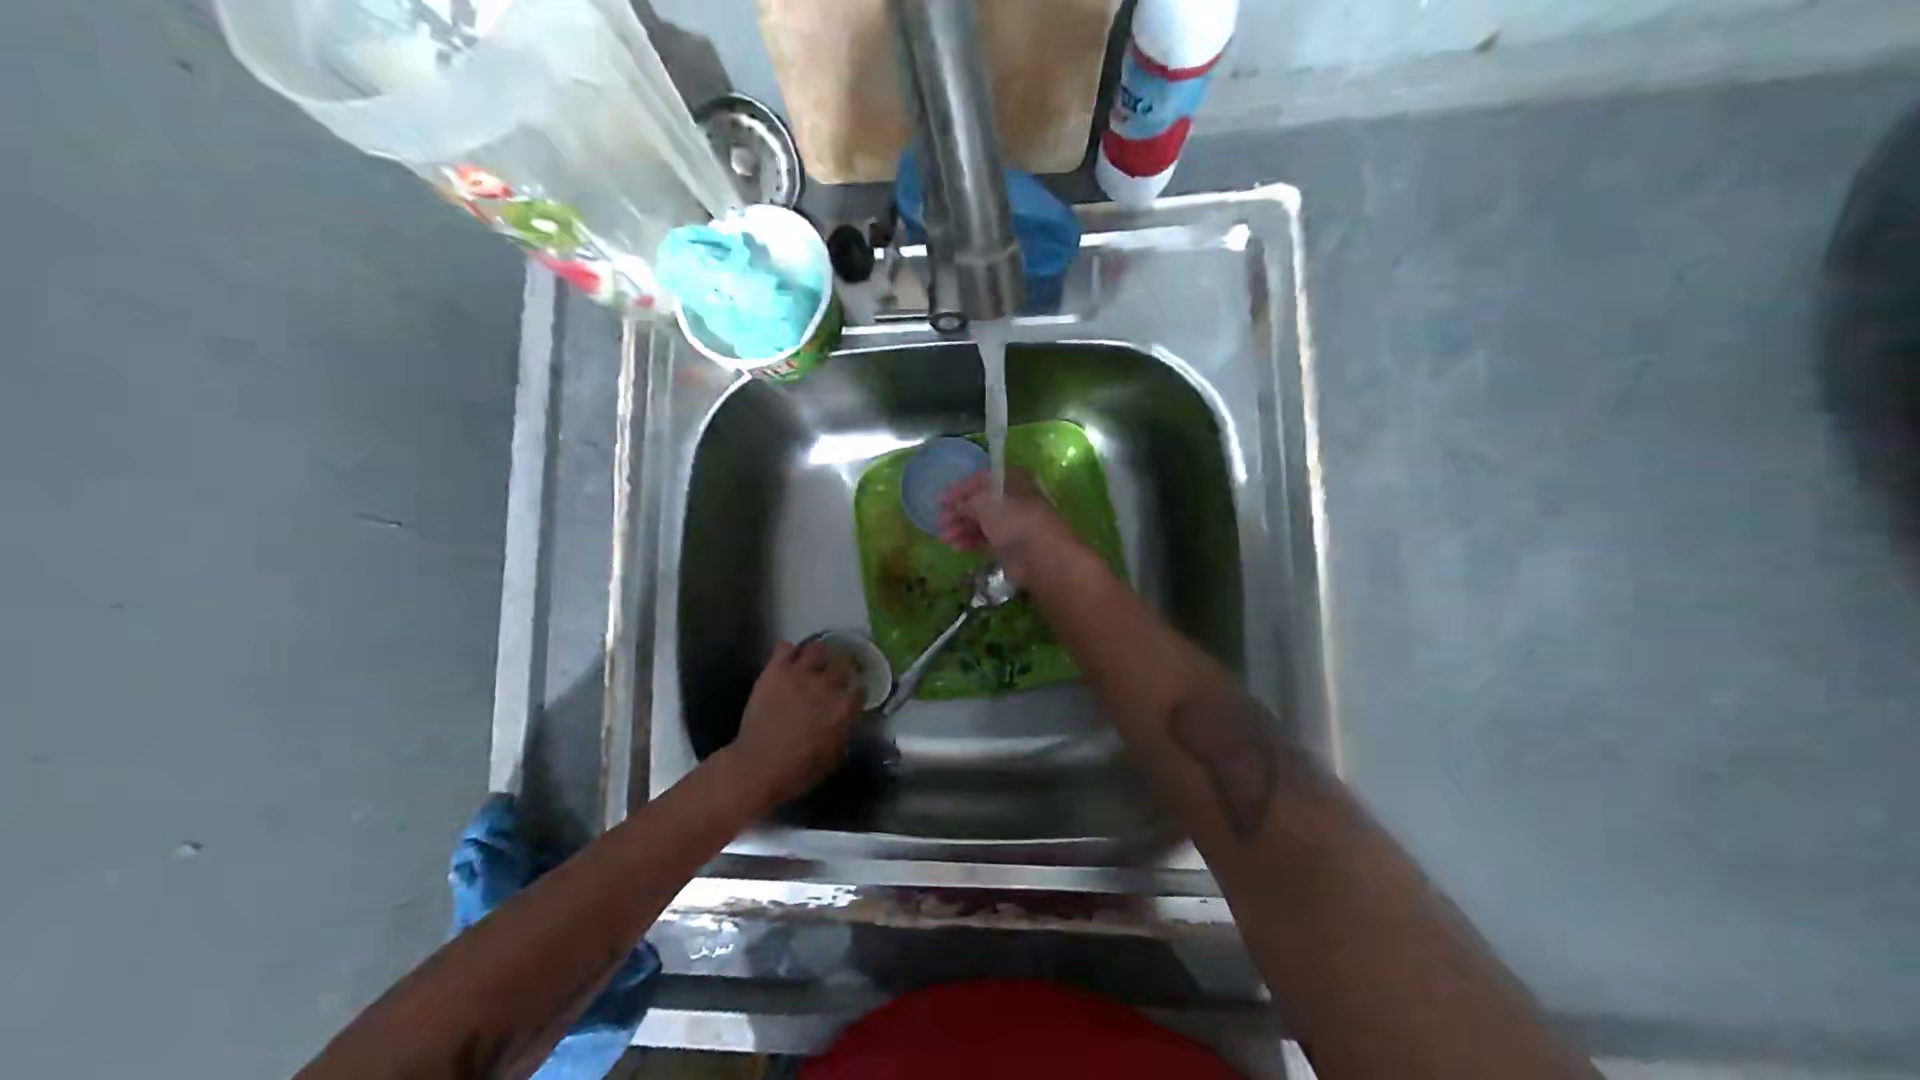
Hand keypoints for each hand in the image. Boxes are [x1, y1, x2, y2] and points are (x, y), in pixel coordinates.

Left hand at [725, 640, 862, 804]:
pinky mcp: (775, 670)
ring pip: (817, 647)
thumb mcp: (834, 759)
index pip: (861, 688)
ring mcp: (800, 673)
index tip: (850, 698)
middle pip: (843, 662)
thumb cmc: (799, 771)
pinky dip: (787, 653)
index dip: (855, 693)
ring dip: (816, 657)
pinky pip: (784, 647)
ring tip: (810, 666)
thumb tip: (843, 725)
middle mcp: (827, 684)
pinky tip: (785, 664)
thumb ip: (843, 735)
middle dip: (841, 670)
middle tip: (832, 680)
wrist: (758, 767)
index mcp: (844, 707)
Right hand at [937, 468, 1091, 584]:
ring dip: (960, 529)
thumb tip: (954, 506)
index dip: (959, 490)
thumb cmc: (1014, 520)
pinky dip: (970, 542)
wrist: (1041, 556)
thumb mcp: (984, 503)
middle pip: (979, 503)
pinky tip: (957, 547)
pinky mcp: (1008, 545)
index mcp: (1012, 481)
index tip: (940, 501)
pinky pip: (984, 540)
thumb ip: (965, 502)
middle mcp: (1012, 500)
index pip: (980, 480)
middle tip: (940, 523)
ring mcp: (1011, 524)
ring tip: (945, 538)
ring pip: (980, 523)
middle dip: (957, 513)